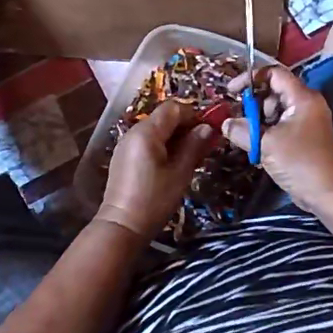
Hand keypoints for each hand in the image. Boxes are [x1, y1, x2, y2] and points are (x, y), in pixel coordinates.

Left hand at [97, 100, 219, 238]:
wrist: (122, 225)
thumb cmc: (154, 200)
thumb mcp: (180, 173)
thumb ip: (194, 146)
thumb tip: (207, 128)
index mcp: (146, 132)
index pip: (172, 108)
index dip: (193, 114)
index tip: (210, 129)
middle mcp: (133, 132)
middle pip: (163, 117)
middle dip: (185, 126)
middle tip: (205, 143)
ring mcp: (126, 144)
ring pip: (155, 130)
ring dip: (175, 137)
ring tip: (192, 155)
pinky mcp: (123, 157)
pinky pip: (146, 142)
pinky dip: (162, 146)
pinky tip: (173, 163)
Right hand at [223, 66, 332, 211]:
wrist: (330, 193)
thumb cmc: (300, 162)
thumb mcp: (267, 144)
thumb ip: (243, 131)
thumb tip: (226, 124)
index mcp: (302, 98)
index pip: (274, 73)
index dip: (251, 78)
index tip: (231, 91)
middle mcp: (305, 104)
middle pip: (273, 92)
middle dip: (252, 103)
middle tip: (238, 119)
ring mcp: (305, 121)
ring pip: (274, 110)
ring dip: (257, 120)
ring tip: (245, 135)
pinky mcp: (302, 137)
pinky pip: (279, 126)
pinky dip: (265, 132)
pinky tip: (255, 146)